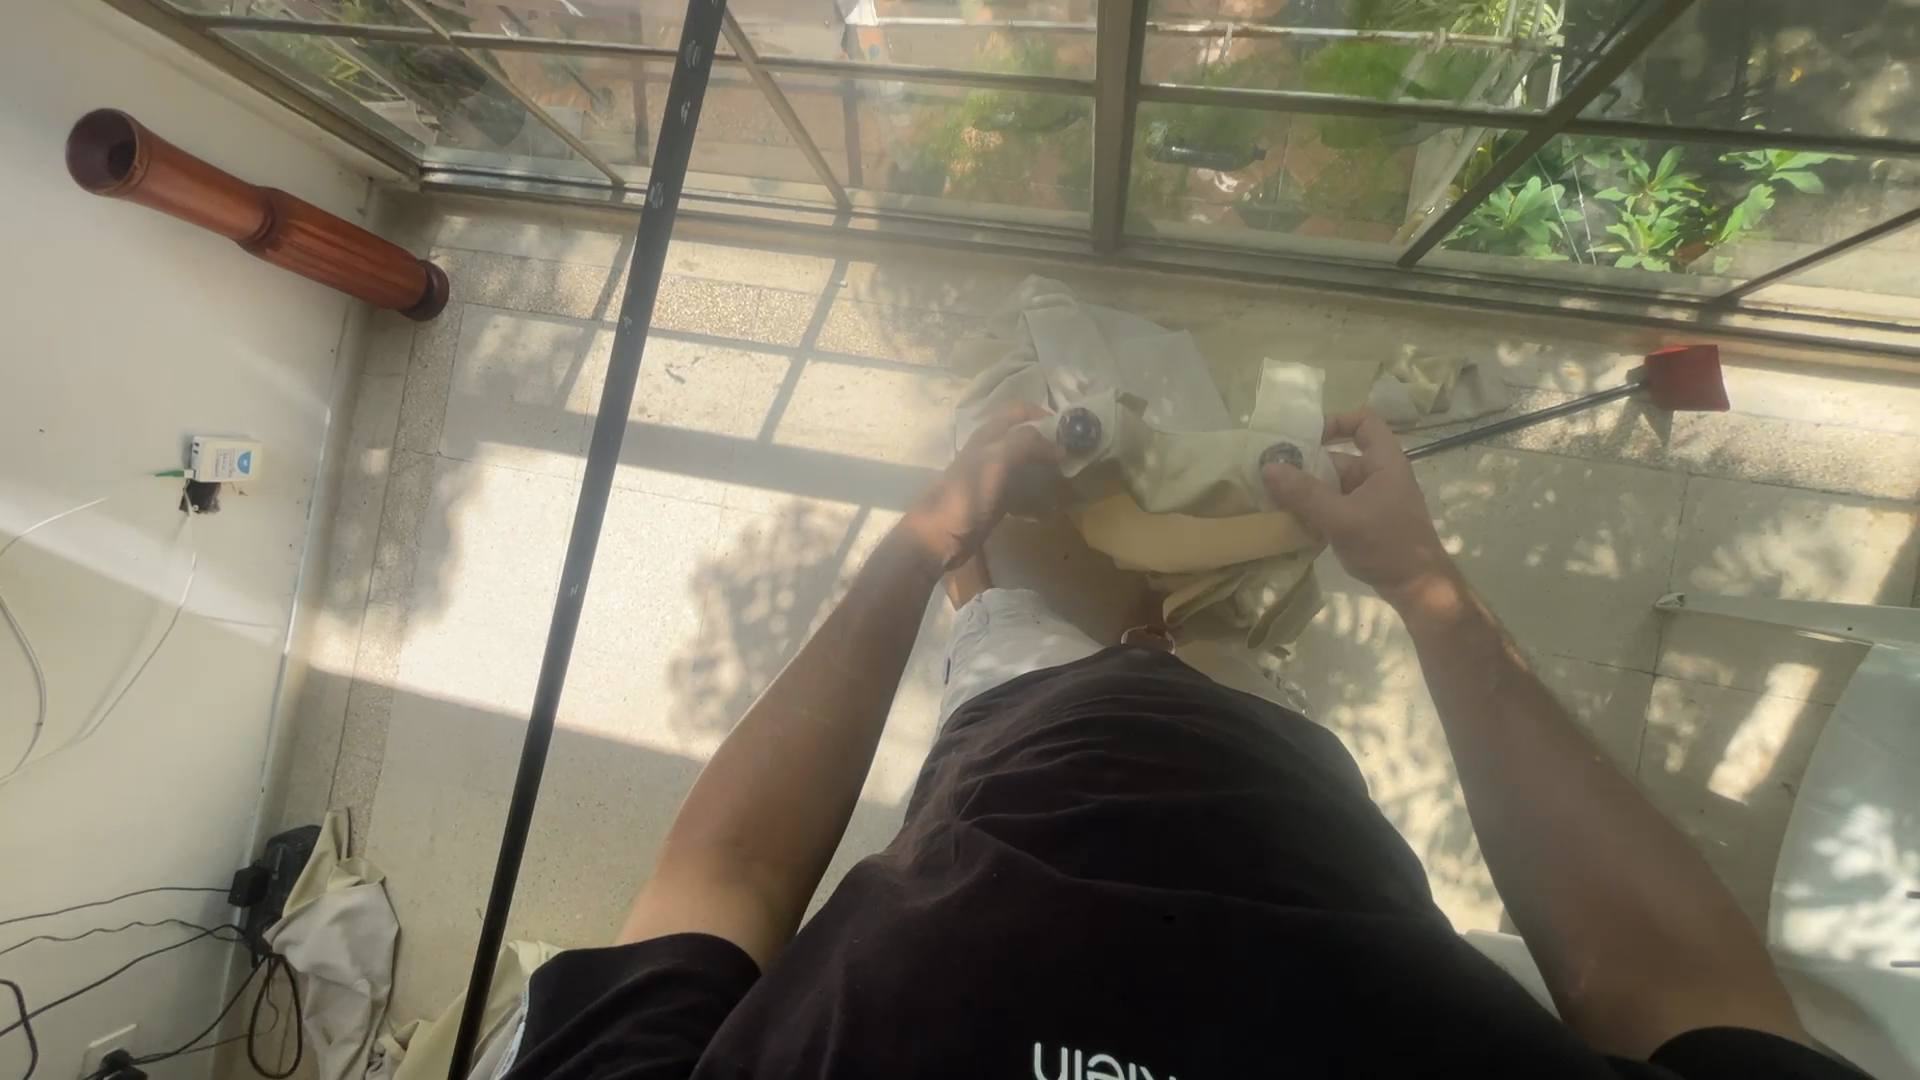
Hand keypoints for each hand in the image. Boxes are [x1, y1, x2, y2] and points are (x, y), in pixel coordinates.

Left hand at [903, 405, 1062, 570]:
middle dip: (1046, 441)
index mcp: (985, 438)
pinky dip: (1036, 491)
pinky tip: (1051, 499)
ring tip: (1067, 474)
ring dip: (1043, 466)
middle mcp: (988, 454)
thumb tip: (1058, 446)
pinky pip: (1020, 490)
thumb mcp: (994, 462)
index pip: (1016, 413)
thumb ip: (1023, 444)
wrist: (938, 538)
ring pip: (1022, 463)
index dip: (1040, 414)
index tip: (1066, 427)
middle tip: (1072, 452)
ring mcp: (990, 479)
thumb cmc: (964, 497)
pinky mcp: (993, 503)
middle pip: (1021, 438)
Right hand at [1261, 408, 1455, 608]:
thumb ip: (1305, 493)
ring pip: (1330, 484)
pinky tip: (1287, 520)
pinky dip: (1310, 509)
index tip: (1304, 439)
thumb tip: (1268, 467)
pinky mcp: (1360, 520)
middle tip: (1270, 473)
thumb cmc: (1387, 546)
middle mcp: (1376, 475)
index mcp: (1383, 463)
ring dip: (1303, 490)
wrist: (1416, 587)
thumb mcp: (1341, 519)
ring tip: (1271, 498)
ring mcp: (1368, 499)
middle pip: (1337, 456)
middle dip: (1304, 464)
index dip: (1335, 421)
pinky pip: (1330, 504)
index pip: (1364, 422)